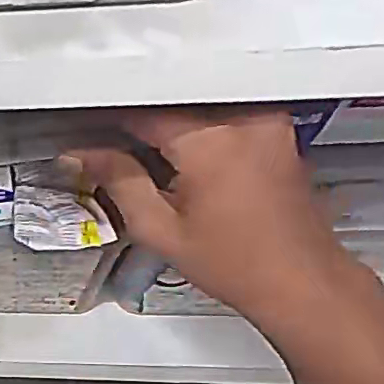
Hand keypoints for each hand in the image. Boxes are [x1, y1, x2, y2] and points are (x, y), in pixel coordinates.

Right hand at [65, 108, 367, 325]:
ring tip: (142, 158)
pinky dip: (196, 131)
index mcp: (211, 142)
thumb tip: (86, 154)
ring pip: (198, 108)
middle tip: (109, 152)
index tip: (86, 139)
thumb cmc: (232, 263)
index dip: (107, 125)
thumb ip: (119, 181)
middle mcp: (244, 120)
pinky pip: (223, 116)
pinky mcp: (277, 131)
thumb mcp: (159, 229)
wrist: (297, 278)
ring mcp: (267, 122)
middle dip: (137, 125)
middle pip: (173, 105)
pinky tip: (179, 162)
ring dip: (166, 127)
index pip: (143, 114)